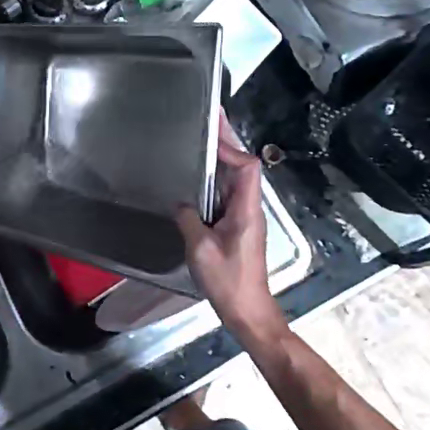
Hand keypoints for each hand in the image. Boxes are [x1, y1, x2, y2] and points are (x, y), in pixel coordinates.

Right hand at [177, 116, 286, 349]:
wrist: (248, 309)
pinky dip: (216, 178)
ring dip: (221, 158)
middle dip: (227, 143)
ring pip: (235, 179)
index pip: (247, 168)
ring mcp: (244, 217)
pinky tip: (200, 175)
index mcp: (246, 209)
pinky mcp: (237, 226)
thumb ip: (189, 219)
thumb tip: (181, 203)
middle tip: (211, 120)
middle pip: (243, 167)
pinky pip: (227, 194)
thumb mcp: (201, 249)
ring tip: (203, 139)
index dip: (231, 148)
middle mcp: (249, 208)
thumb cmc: (228, 281)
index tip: (211, 134)